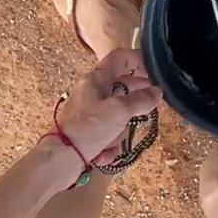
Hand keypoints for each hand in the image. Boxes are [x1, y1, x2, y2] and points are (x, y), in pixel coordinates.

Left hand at [55, 48, 161, 163]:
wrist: (60, 159)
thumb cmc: (88, 129)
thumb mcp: (119, 111)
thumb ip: (141, 100)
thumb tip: (157, 93)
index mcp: (96, 79)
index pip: (119, 58)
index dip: (138, 60)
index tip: (154, 72)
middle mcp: (91, 94)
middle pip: (120, 89)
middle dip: (134, 101)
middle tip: (149, 106)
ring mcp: (88, 115)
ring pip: (116, 117)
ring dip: (118, 132)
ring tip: (114, 140)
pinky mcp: (86, 135)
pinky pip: (106, 137)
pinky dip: (107, 147)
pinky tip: (103, 154)